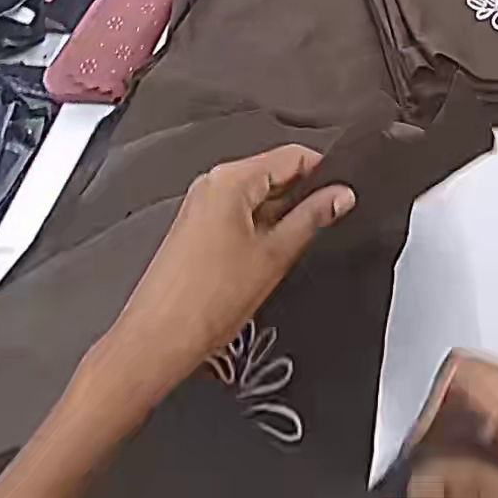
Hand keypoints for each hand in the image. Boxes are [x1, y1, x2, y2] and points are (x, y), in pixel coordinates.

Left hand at [101, 145, 355, 394]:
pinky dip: (260, 223)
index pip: (292, 155)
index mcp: (232, 178)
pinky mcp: (197, 223)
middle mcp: (214, 181)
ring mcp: (202, 201)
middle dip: (302, 193)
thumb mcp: (274, 254)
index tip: (343, 193)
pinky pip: (239, 209)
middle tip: (326, 222)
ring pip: (258, 192)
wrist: (154, 342)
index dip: (323, 171)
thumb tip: (342, 194)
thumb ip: (313, 217)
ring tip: (296, 243)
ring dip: (282, 211)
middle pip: (274, 171)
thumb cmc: (209, 300)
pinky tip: (269, 252)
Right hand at [406, 355, 497, 497]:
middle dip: (444, 439)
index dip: (424, 422)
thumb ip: (469, 476)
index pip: (452, 376)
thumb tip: (419, 465)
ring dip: (464, 448)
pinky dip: (488, 451)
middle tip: (435, 482)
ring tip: (461, 484)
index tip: (415, 465)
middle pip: (464, 392)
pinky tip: (491, 481)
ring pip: (482, 409)